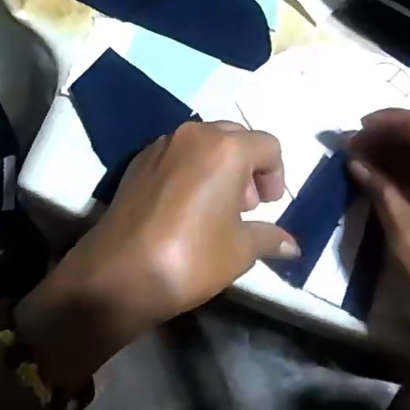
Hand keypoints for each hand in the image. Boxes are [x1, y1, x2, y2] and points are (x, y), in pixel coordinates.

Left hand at [15, 122, 298, 385]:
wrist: (117, 275)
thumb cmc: (191, 257)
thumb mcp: (240, 250)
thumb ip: (270, 238)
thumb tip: (292, 245)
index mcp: (227, 148)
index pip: (268, 146)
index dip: (276, 175)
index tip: (268, 206)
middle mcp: (196, 134)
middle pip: (236, 137)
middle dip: (248, 167)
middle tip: (246, 206)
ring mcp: (163, 144)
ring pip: (205, 142)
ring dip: (219, 166)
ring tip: (215, 207)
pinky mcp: (138, 160)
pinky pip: (178, 154)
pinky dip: (191, 169)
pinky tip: (185, 207)